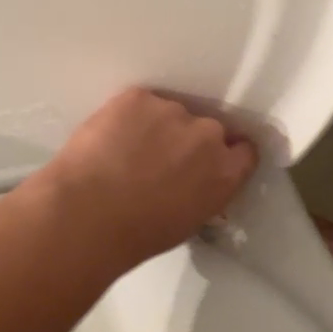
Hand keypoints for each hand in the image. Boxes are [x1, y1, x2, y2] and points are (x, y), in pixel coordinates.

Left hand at [22, 88, 257, 274]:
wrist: (89, 213)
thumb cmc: (137, 235)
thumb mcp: (187, 221)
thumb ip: (202, 192)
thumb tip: (192, 183)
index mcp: (224, 171)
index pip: (243, 149)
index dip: (225, 153)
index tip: (207, 160)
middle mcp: (207, 134)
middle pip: (205, 128)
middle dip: (187, 139)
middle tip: (158, 158)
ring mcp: (172, 110)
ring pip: (169, 112)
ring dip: (155, 125)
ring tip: (126, 149)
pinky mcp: (138, 96)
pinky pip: (139, 103)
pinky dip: (127, 117)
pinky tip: (109, 138)